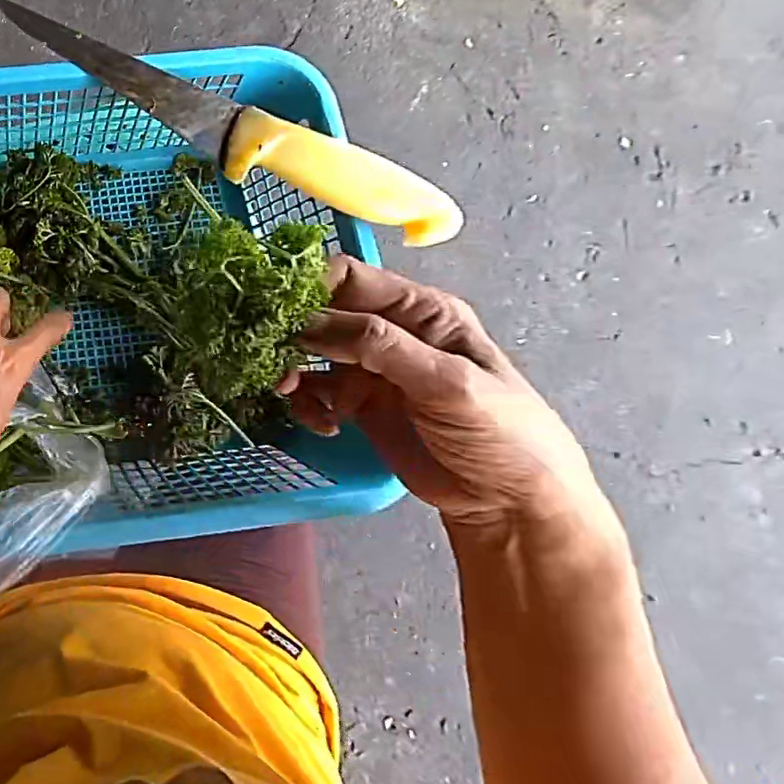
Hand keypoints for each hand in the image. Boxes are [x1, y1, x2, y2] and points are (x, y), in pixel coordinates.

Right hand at [281, 258, 622, 543]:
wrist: (510, 504)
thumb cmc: (499, 432)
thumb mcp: (448, 382)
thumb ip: (382, 345)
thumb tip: (312, 321)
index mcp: (420, 309)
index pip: (351, 279)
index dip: (310, 287)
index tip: (276, 309)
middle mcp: (391, 330)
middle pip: (325, 313)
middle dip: (295, 331)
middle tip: (272, 356)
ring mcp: (374, 369)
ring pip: (314, 352)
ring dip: (294, 367)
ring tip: (288, 391)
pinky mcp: (361, 405)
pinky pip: (318, 392)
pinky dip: (308, 403)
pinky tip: (323, 424)